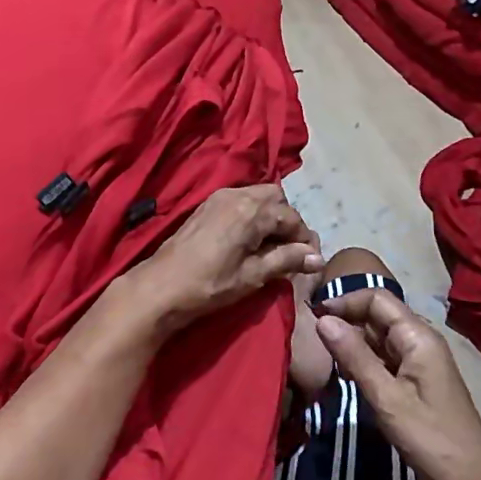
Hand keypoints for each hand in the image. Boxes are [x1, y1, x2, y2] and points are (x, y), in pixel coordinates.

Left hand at [127, 185, 322, 333]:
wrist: (163, 284)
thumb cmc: (211, 283)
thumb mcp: (253, 276)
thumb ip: (286, 260)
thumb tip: (317, 257)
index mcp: (250, 209)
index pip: (290, 216)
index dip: (303, 238)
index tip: (308, 261)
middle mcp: (235, 195)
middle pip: (275, 197)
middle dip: (286, 221)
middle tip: (288, 251)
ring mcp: (218, 197)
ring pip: (256, 196)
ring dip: (269, 217)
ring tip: (270, 248)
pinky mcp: (206, 205)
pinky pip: (239, 200)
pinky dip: (251, 215)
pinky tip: (249, 241)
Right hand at [315, 287, 480, 479]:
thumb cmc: (432, 441)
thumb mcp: (387, 398)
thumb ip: (354, 356)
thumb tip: (321, 319)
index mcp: (419, 337)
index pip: (376, 298)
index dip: (343, 301)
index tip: (313, 316)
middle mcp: (420, 342)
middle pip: (376, 314)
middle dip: (345, 320)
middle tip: (312, 337)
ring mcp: (418, 362)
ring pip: (377, 336)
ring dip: (351, 341)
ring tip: (323, 354)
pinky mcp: (414, 382)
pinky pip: (382, 357)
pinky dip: (361, 359)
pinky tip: (345, 373)